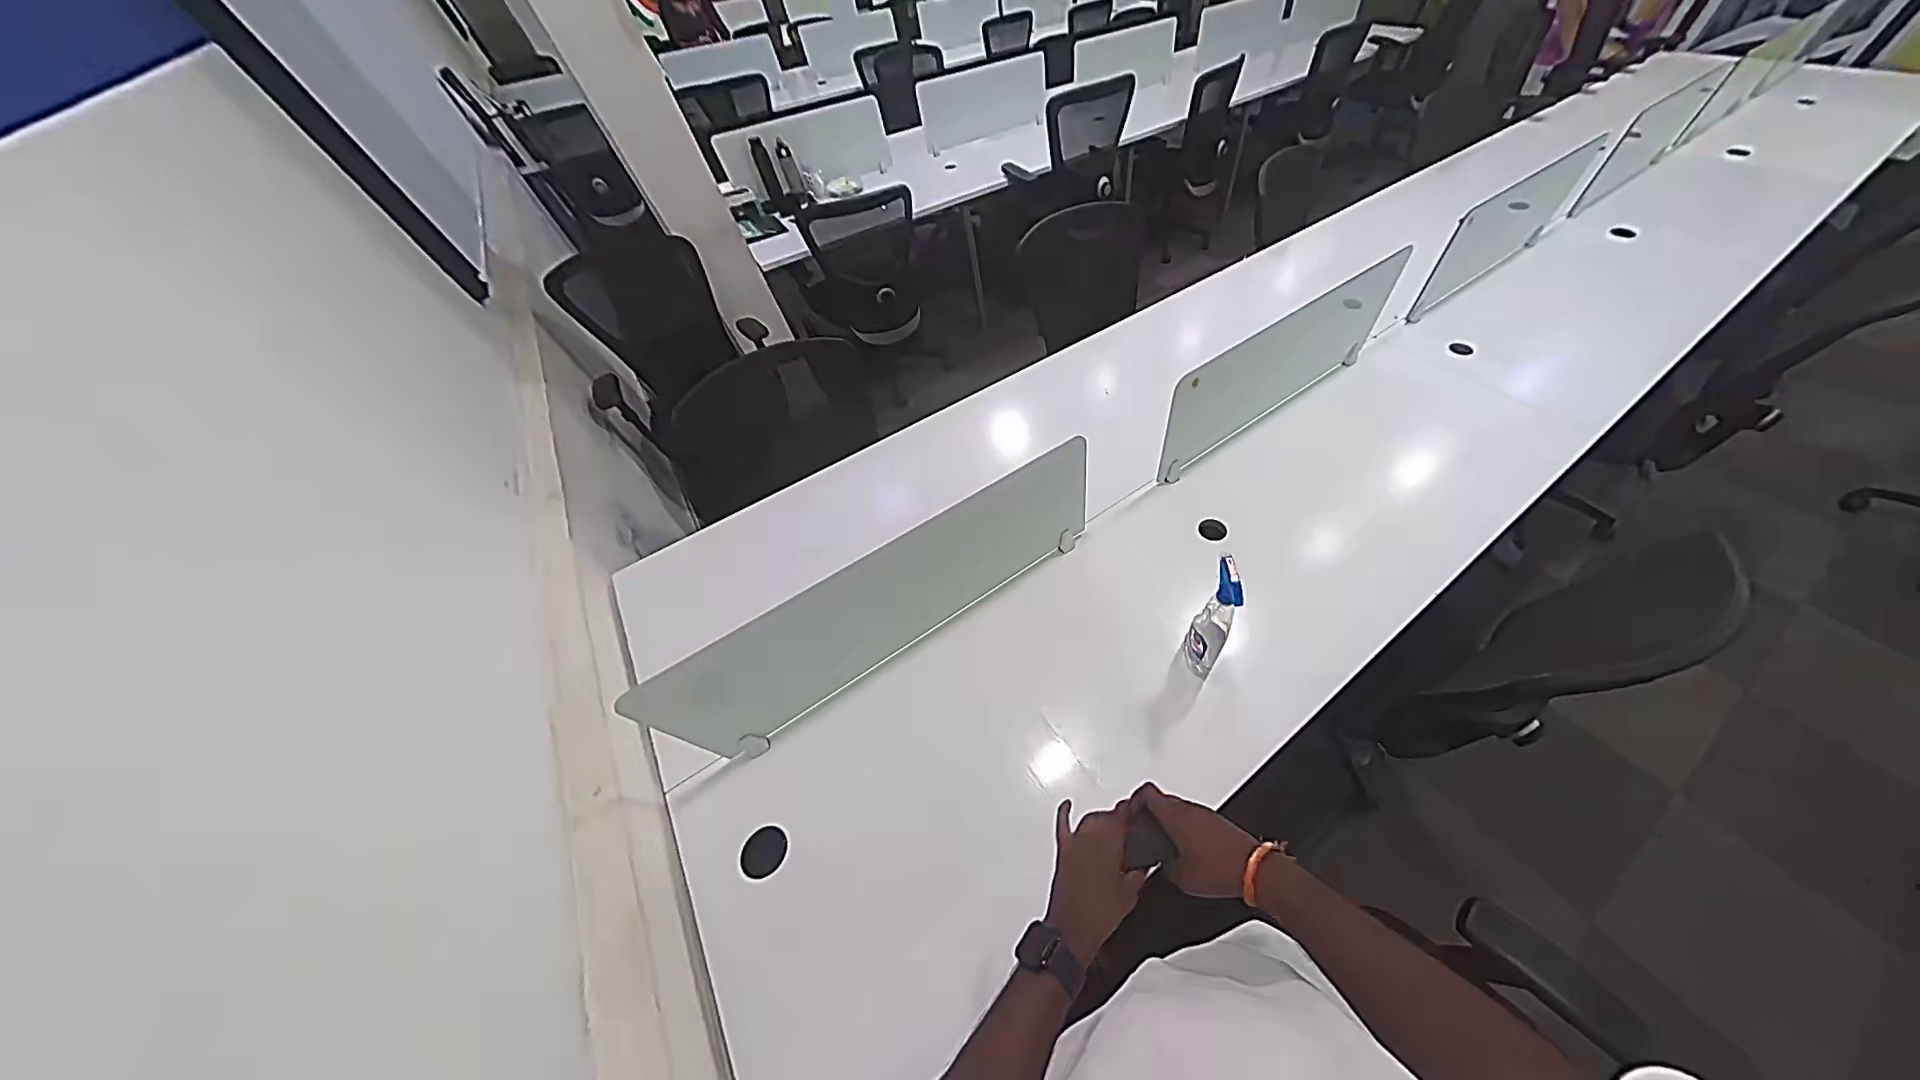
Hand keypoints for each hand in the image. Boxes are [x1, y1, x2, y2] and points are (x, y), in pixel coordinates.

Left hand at [1044, 800, 1146, 960]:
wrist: (1073, 930)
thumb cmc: (1101, 913)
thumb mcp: (1131, 892)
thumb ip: (1139, 869)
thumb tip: (1143, 860)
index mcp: (1110, 842)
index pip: (1123, 815)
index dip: (1133, 813)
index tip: (1140, 813)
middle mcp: (1091, 836)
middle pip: (1107, 817)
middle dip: (1119, 821)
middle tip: (1130, 831)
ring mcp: (1075, 842)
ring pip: (1090, 820)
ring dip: (1101, 821)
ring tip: (1112, 830)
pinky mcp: (1063, 850)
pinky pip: (1063, 825)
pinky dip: (1065, 813)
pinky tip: (1067, 805)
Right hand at [1128, 783, 1258, 899]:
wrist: (1255, 871)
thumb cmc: (1221, 870)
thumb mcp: (1180, 877)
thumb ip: (1163, 866)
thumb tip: (1160, 866)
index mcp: (1175, 815)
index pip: (1146, 791)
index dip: (1134, 800)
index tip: (1130, 812)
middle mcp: (1189, 809)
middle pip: (1161, 799)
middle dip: (1150, 813)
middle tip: (1145, 828)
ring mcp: (1205, 814)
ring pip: (1178, 809)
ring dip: (1169, 820)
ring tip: (1166, 842)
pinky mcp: (1217, 822)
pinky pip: (1194, 818)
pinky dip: (1186, 828)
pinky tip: (1188, 849)